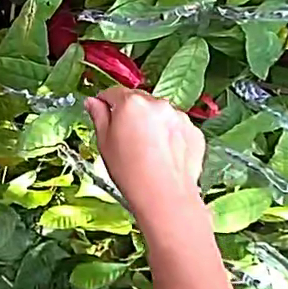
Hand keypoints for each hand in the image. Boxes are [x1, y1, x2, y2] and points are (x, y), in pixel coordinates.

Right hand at [85, 88, 205, 221]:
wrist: (165, 196)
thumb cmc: (131, 171)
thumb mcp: (104, 141)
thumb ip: (99, 116)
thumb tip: (93, 102)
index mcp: (131, 103)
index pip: (113, 92)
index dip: (104, 102)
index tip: (101, 111)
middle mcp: (157, 104)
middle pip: (137, 100)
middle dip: (129, 113)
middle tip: (123, 136)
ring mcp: (179, 117)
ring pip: (157, 113)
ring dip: (150, 123)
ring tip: (144, 149)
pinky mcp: (194, 131)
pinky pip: (175, 126)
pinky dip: (167, 134)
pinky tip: (160, 153)